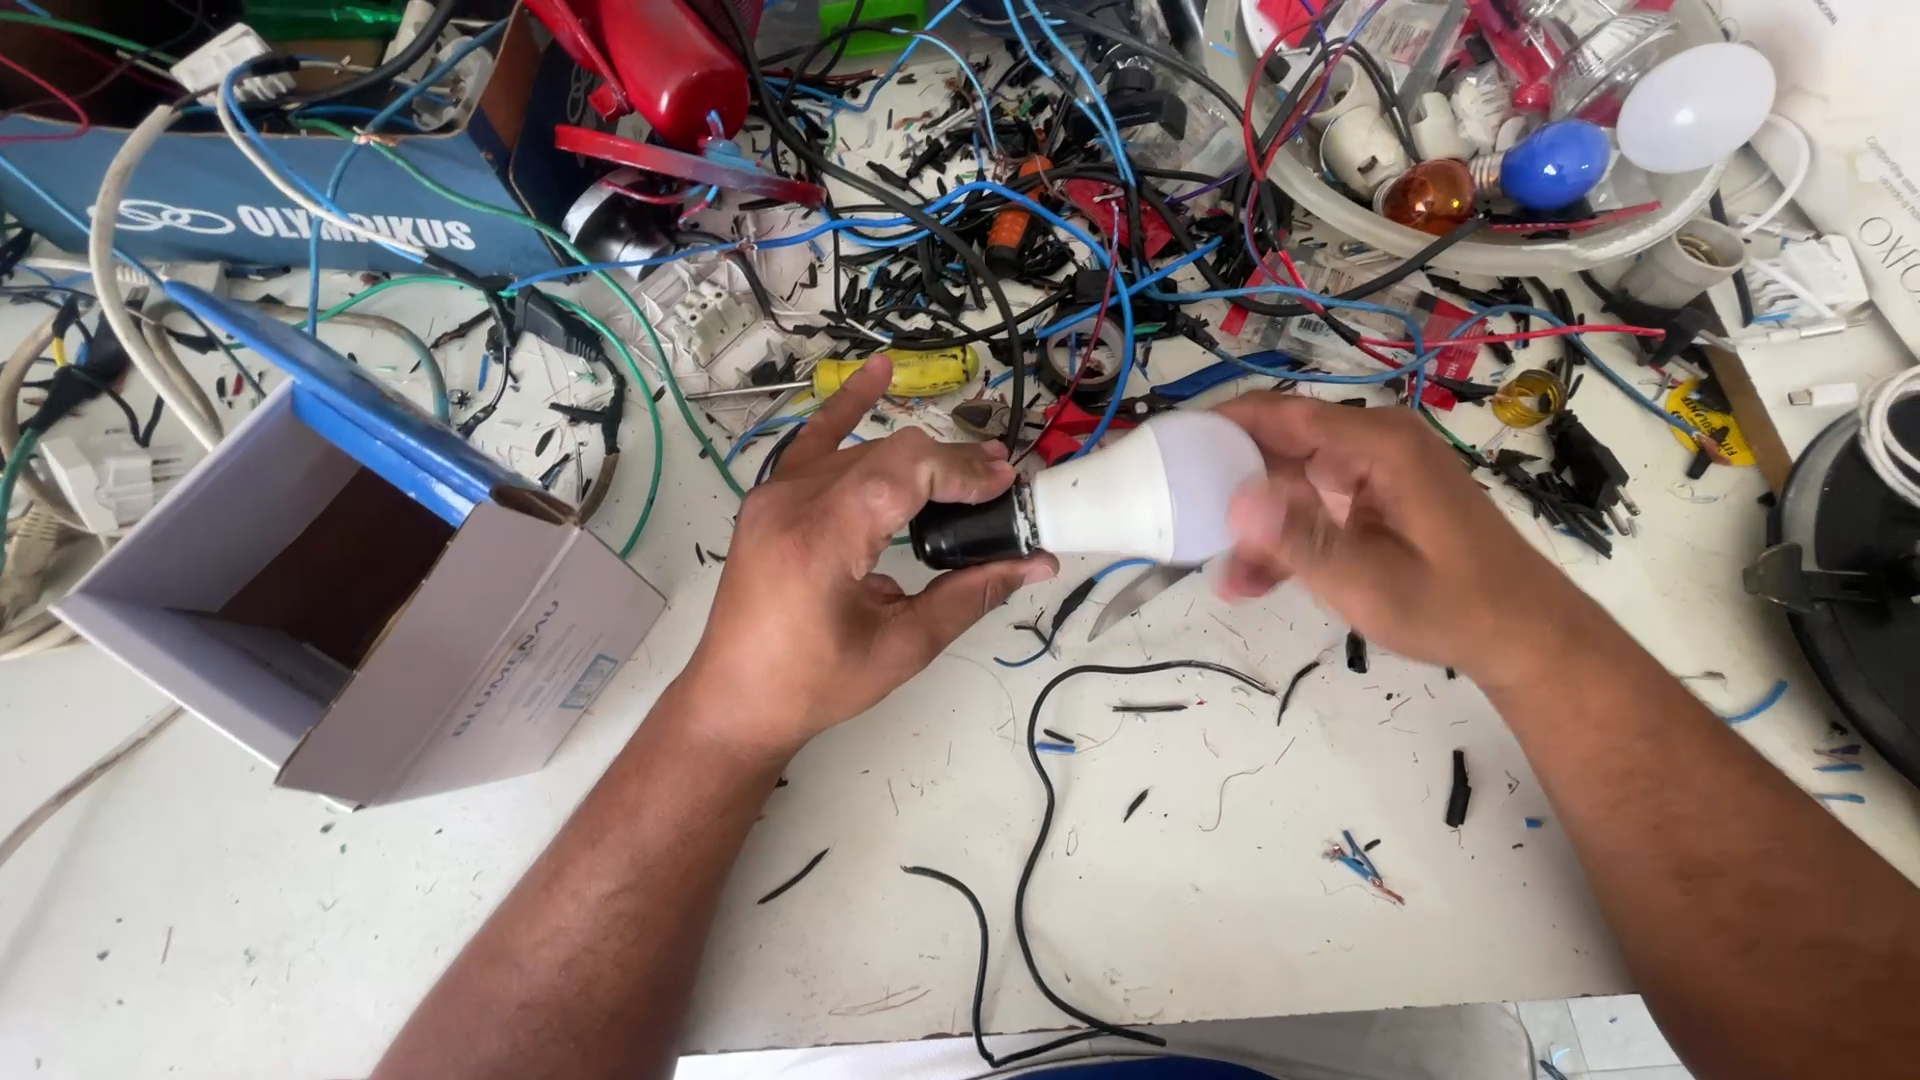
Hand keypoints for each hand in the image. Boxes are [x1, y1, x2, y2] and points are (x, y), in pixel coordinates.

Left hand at [681, 357, 1057, 758]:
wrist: (737, 696)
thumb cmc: (816, 684)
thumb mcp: (902, 647)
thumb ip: (970, 596)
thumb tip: (1033, 563)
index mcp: (821, 541)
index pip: (903, 474)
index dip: (960, 471)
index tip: (1004, 486)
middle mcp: (792, 503)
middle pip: (889, 455)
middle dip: (950, 463)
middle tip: (999, 484)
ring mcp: (775, 495)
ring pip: (864, 450)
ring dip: (919, 455)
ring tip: (970, 466)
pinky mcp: (771, 498)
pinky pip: (813, 439)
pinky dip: (849, 406)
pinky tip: (879, 371)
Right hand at [1213, 393, 1589, 679]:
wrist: (1523, 635)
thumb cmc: (1452, 607)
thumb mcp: (1367, 582)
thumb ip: (1299, 540)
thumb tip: (1234, 502)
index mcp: (1375, 446)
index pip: (1277, 413)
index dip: (1216, 424)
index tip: (1165, 446)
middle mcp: (1370, 445)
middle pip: (1274, 444)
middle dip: (1225, 482)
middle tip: (1177, 515)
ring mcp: (1370, 471)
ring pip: (1285, 480)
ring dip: (1253, 522)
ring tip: (1223, 571)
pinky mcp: (1369, 497)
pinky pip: (1308, 504)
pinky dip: (1281, 536)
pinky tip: (1255, 578)